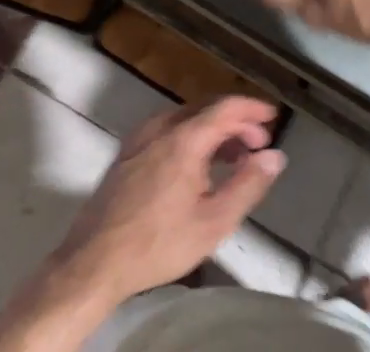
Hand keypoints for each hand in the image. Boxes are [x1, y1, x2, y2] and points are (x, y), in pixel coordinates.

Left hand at [51, 97, 286, 303]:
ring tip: (233, 157)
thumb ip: (248, 185)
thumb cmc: (158, 244)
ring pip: (184, 119)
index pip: (225, 108)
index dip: (252, 109)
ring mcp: (139, 139)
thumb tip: (275, 156)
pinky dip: (190, 136)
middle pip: (205, 109)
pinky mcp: (126, 154)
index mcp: (183, 139)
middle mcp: (160, 129)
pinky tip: (197, 165)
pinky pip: (166, 131)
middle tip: (258, 144)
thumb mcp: (214, 221)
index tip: (273, 117)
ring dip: (213, 130)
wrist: (94, 261)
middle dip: (235, 121)